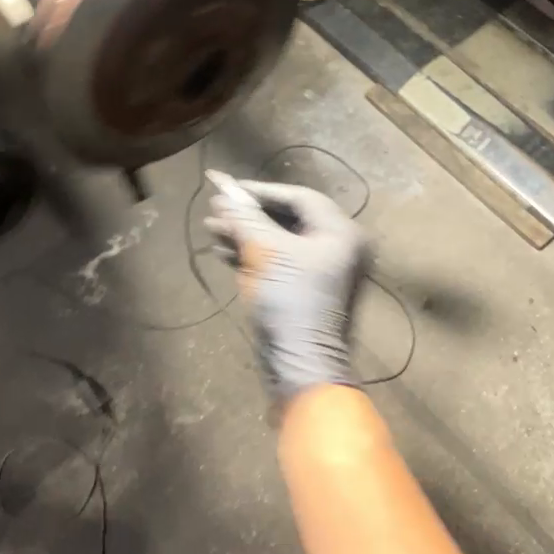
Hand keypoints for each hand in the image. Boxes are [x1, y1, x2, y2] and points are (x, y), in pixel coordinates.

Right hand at [205, 173, 368, 402]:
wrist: (301, 365)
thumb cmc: (289, 302)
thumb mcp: (265, 253)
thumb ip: (245, 218)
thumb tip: (223, 191)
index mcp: (341, 233)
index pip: (298, 197)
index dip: (260, 191)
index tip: (226, 188)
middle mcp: (338, 248)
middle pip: (289, 218)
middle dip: (249, 214)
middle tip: (215, 209)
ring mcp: (323, 272)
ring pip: (280, 241)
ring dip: (246, 234)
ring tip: (212, 228)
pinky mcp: (306, 292)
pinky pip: (279, 262)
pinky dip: (253, 255)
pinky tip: (223, 250)